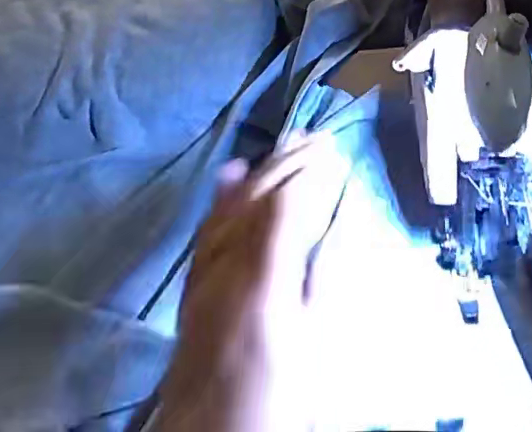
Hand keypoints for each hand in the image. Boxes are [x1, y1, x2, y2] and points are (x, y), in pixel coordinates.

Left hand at [155, 135, 346, 431]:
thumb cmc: (275, 394)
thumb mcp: (314, 337)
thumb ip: (323, 273)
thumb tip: (338, 219)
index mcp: (262, 280)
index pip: (285, 204)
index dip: (312, 172)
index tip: (338, 153)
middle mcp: (227, 266)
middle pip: (259, 197)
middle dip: (292, 160)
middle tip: (323, 137)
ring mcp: (205, 273)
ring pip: (234, 205)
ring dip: (265, 167)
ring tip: (291, 141)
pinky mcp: (193, 284)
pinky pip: (209, 225)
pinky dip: (226, 194)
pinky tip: (236, 171)